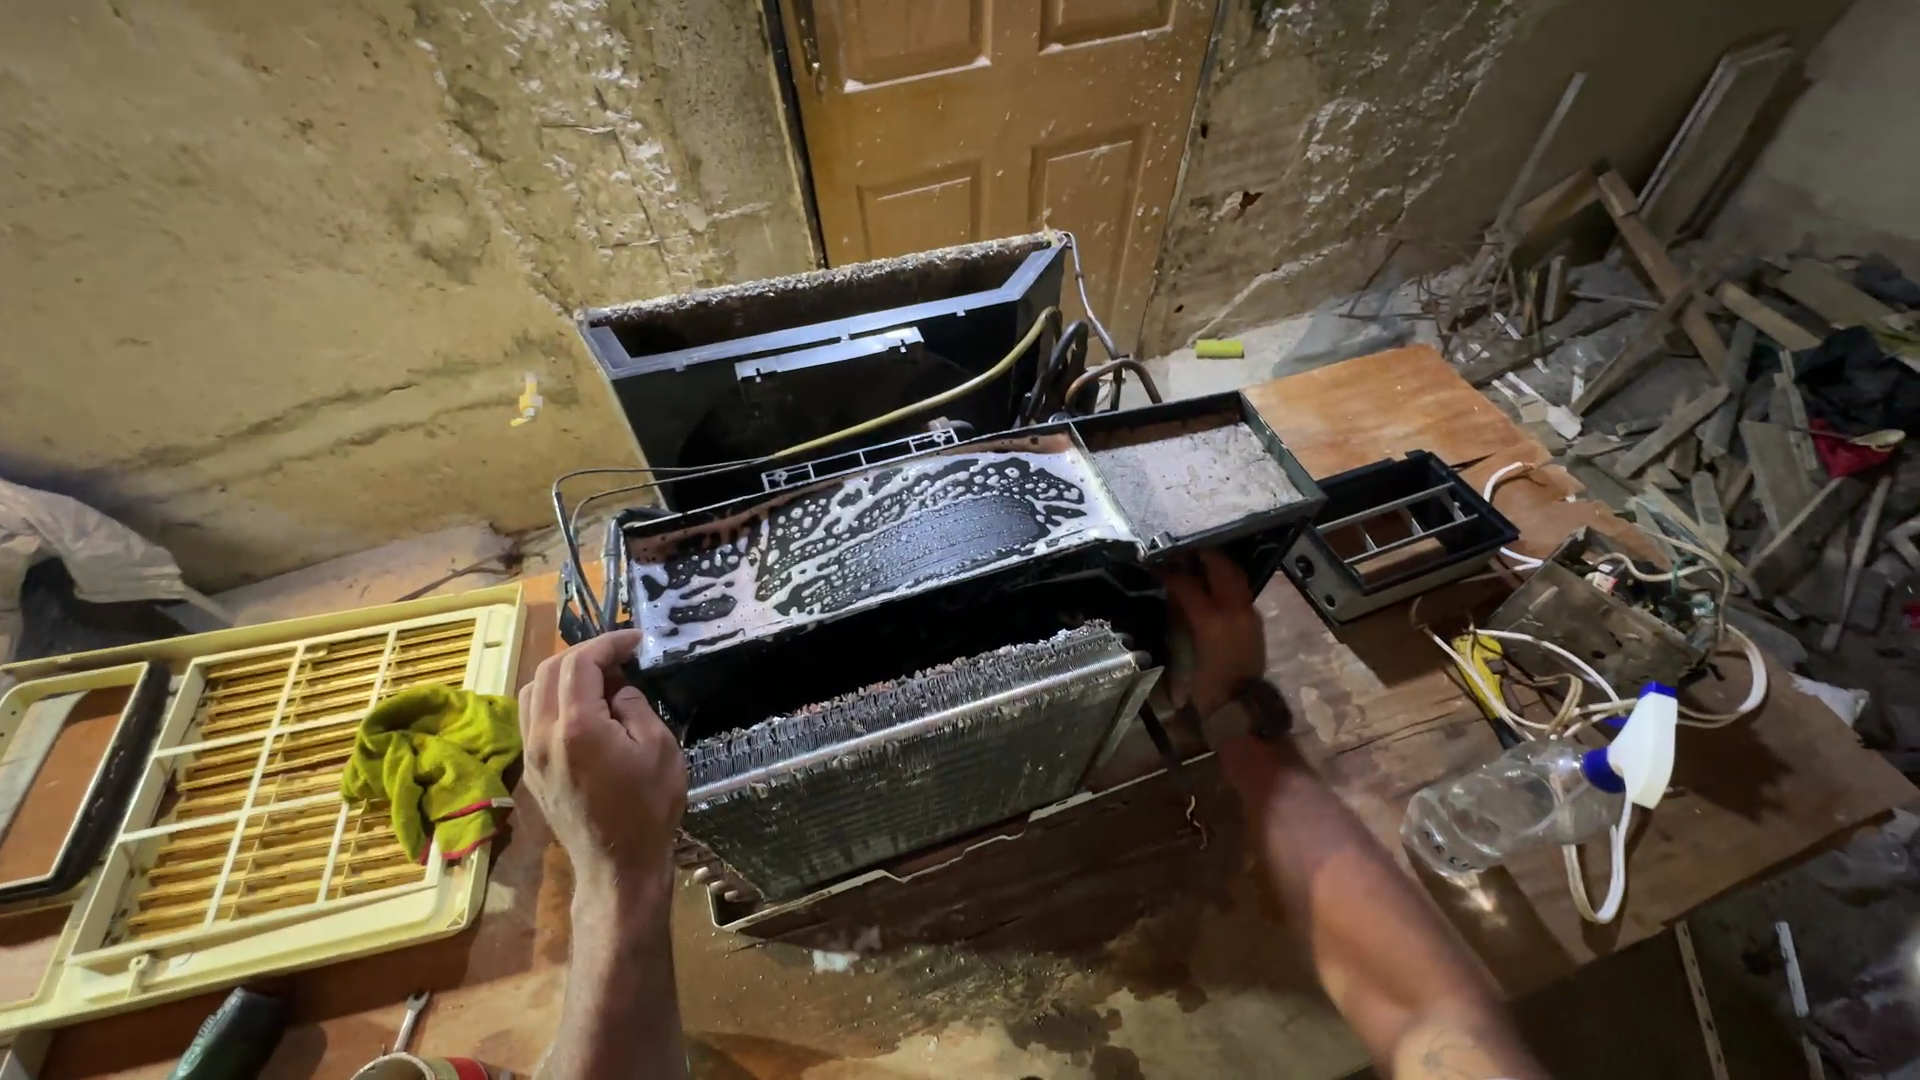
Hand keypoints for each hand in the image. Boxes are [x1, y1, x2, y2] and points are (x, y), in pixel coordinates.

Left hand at [519, 628, 686, 900]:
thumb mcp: (659, 747)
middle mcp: (543, 734)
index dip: (609, 642)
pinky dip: (555, 696)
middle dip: (587, 652)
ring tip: (602, 678)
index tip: (637, 640)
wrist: (617, 864)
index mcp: (577, 726)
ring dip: (566, 672)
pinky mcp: (532, 769)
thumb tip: (619, 690)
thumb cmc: (648, 805)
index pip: (580, 662)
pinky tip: (586, 707)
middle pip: (550, 669)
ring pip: (533, 690)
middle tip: (622, 655)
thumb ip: (635, 706)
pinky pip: (532, 715)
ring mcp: (531, 753)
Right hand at [1159, 549, 1265, 718]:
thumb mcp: (1183, 650)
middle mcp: (1233, 610)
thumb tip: (1172, 591)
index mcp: (1210, 620)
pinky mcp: (1255, 619)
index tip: (1156, 564)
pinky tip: (1213, 582)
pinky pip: (1240, 590)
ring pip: (1235, 575)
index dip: (1170, 571)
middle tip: (1183, 549)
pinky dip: (1226, 580)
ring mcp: (1248, 613)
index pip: (1187, 583)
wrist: (1238, 706)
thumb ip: (1180, 615)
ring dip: (1218, 564)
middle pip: (1221, 567)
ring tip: (1199, 559)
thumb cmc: (1203, 684)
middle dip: (1202, 554)